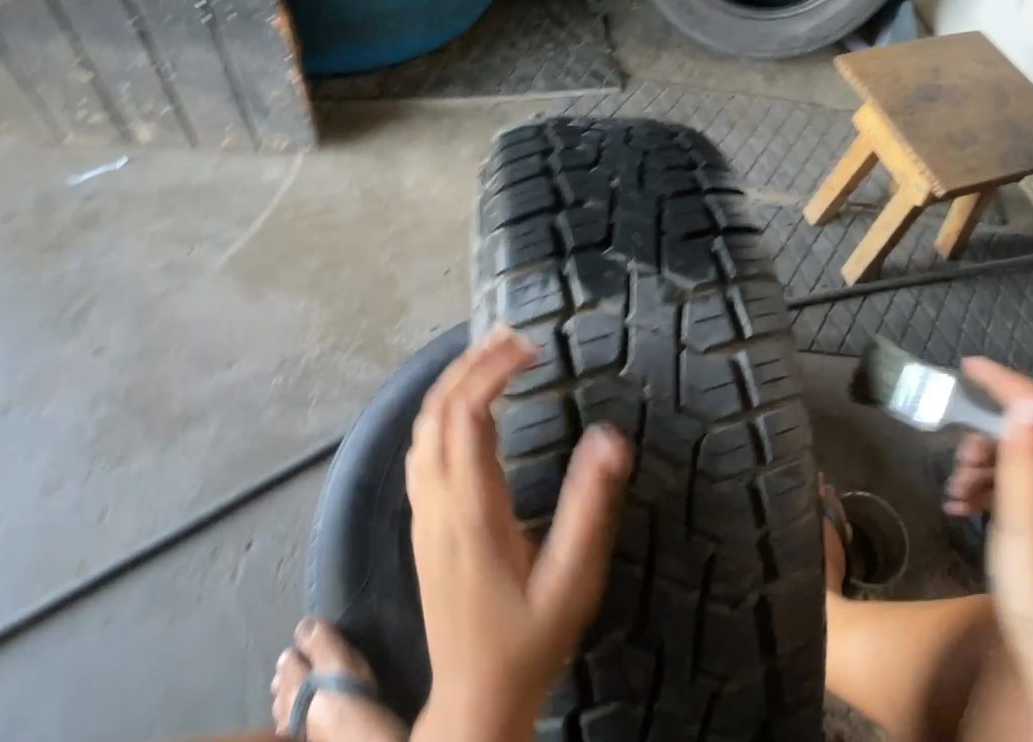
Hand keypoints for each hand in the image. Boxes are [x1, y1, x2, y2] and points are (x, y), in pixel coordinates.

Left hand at [406, 327, 633, 739]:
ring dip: (452, 383)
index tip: (531, 346)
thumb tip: (611, 439)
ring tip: (490, 357)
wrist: (474, 696)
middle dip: (470, 363)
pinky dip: (440, 411)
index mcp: (472, 509)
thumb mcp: (571, 578)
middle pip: (437, 410)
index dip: (493, 369)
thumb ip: (590, 507)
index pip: (469, 414)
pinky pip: (420, 450)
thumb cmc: (528, 640)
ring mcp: (423, 514)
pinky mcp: (423, 526)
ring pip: (422, 428)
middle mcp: (437, 503)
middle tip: (511, 335)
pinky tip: (464, 410)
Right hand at [942, 383, 1032, 516]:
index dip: (1005, 385)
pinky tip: (958, 507)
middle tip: (961, 460)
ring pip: (1009, 466)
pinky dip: (979, 493)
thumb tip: (1028, 400)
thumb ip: (1025, 457)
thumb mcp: (1026, 516)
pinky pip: (1005, 493)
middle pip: (1022, 439)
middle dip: (984, 443)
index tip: (967, 367)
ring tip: (955, 492)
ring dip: (976, 471)